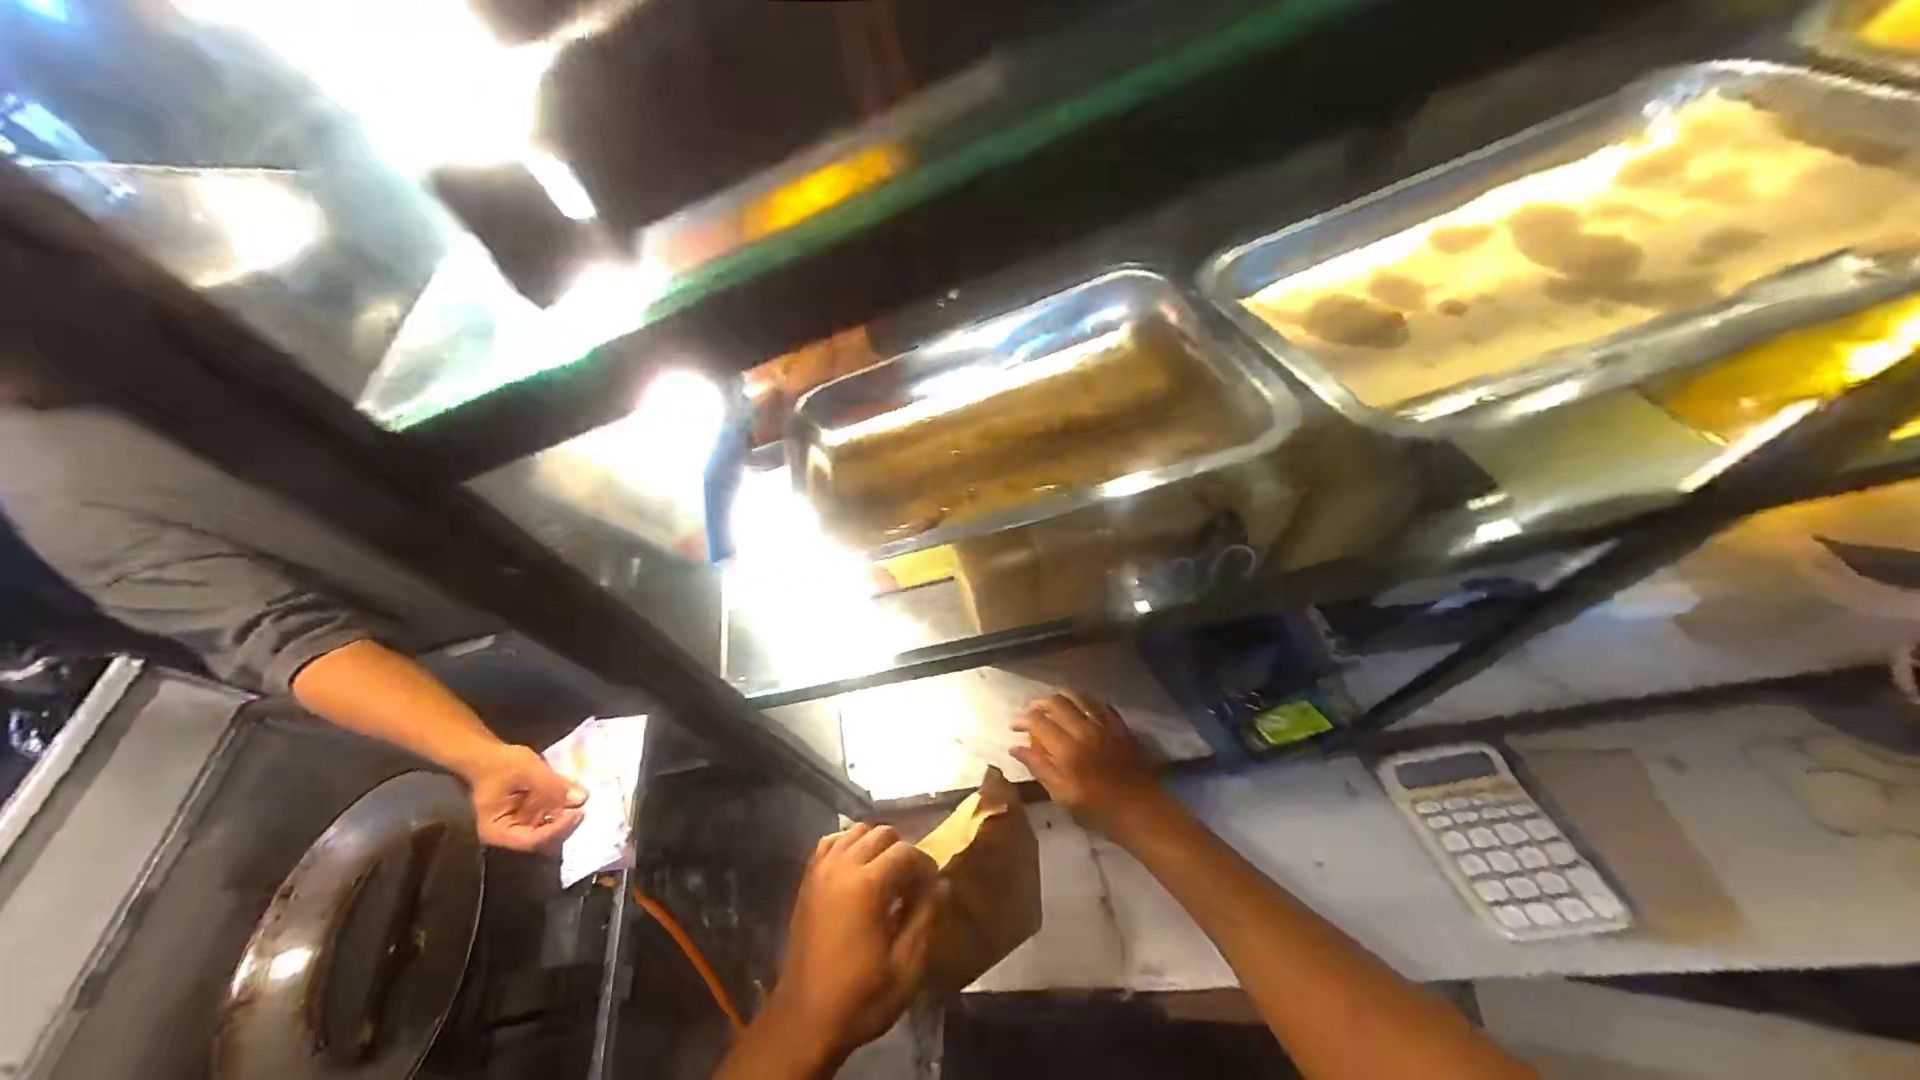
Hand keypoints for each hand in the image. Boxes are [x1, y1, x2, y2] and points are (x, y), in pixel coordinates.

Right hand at [465, 744, 587, 851]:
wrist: (490, 756)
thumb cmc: (500, 764)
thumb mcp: (527, 770)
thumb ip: (552, 784)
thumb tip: (582, 798)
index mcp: (498, 831)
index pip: (531, 841)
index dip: (557, 831)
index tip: (578, 813)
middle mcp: (511, 834)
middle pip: (544, 841)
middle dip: (566, 826)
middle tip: (582, 805)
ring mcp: (525, 824)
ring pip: (553, 831)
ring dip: (569, 818)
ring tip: (581, 799)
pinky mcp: (535, 814)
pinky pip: (554, 818)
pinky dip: (567, 809)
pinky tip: (577, 795)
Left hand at [762, 823, 943, 1063]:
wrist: (805, 1020)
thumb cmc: (861, 997)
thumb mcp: (906, 967)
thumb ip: (926, 917)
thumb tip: (942, 883)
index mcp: (866, 886)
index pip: (906, 852)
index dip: (925, 865)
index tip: (933, 888)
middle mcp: (841, 867)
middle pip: (881, 834)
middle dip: (902, 852)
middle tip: (911, 885)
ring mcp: (820, 871)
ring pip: (856, 832)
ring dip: (876, 846)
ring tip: (886, 878)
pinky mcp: (807, 880)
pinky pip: (831, 843)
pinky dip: (848, 846)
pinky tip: (858, 871)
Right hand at [1011, 693, 1167, 835]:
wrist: (1140, 811)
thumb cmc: (1097, 810)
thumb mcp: (1061, 795)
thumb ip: (1038, 767)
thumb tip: (1016, 747)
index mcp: (1067, 749)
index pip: (1038, 721)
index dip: (1022, 719)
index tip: (1014, 726)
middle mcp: (1084, 730)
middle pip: (1057, 703)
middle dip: (1039, 703)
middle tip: (1031, 711)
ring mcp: (1105, 726)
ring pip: (1080, 697)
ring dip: (1063, 696)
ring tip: (1054, 704)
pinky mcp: (1121, 727)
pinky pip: (1102, 705)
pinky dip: (1088, 703)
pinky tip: (1083, 708)